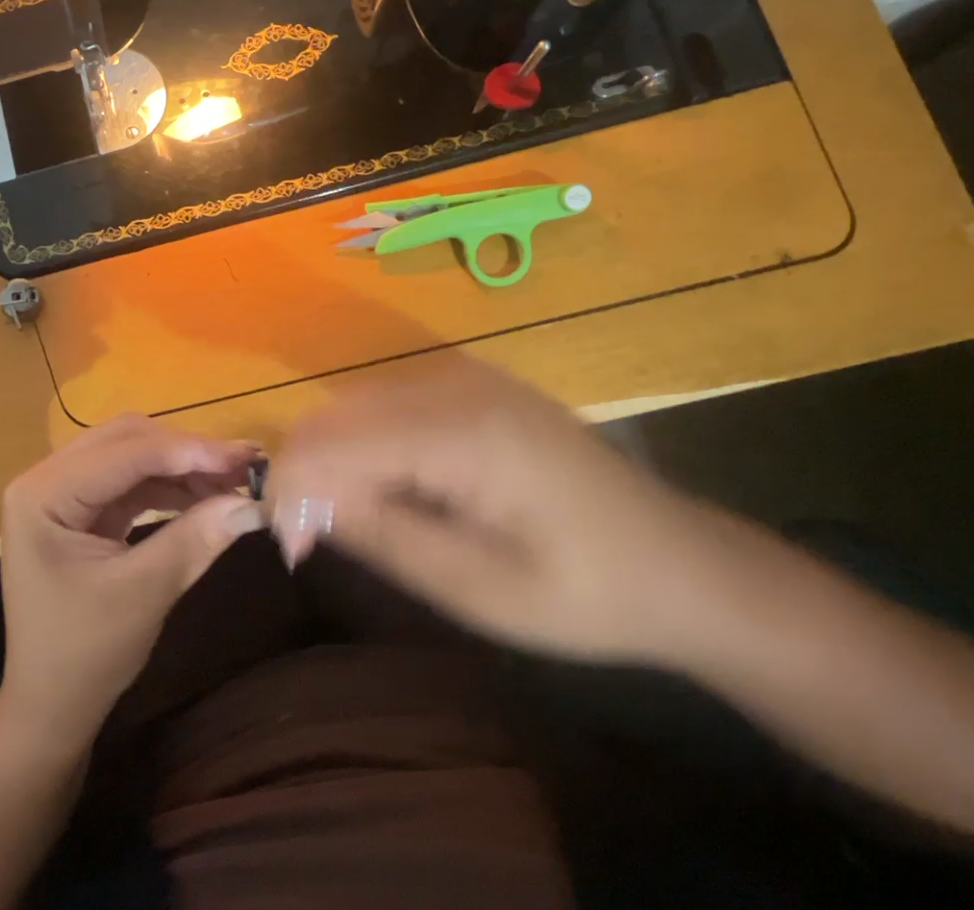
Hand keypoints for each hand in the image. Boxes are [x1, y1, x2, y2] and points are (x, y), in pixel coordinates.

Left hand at [0, 416, 265, 734]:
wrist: (52, 701)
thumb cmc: (86, 652)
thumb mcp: (143, 593)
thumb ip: (194, 539)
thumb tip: (254, 503)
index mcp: (42, 495)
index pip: (125, 454)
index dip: (190, 451)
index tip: (250, 458)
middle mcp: (42, 481)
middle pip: (124, 442)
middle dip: (186, 451)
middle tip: (246, 467)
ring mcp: (57, 495)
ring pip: (128, 458)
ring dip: (180, 467)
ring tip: (235, 482)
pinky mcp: (76, 512)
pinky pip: (126, 484)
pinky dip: (166, 487)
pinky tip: (205, 496)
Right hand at [266, 355, 756, 663]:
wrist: (684, 569)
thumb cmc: (583, 594)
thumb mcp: (473, 585)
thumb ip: (380, 532)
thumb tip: (299, 501)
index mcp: (464, 434)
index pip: (333, 442)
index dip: (291, 490)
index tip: (289, 548)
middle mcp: (458, 386)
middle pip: (335, 414)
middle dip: (302, 473)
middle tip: (306, 542)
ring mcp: (469, 378)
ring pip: (353, 405)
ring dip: (327, 458)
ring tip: (337, 522)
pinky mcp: (476, 387)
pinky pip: (386, 403)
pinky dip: (361, 443)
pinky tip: (377, 489)